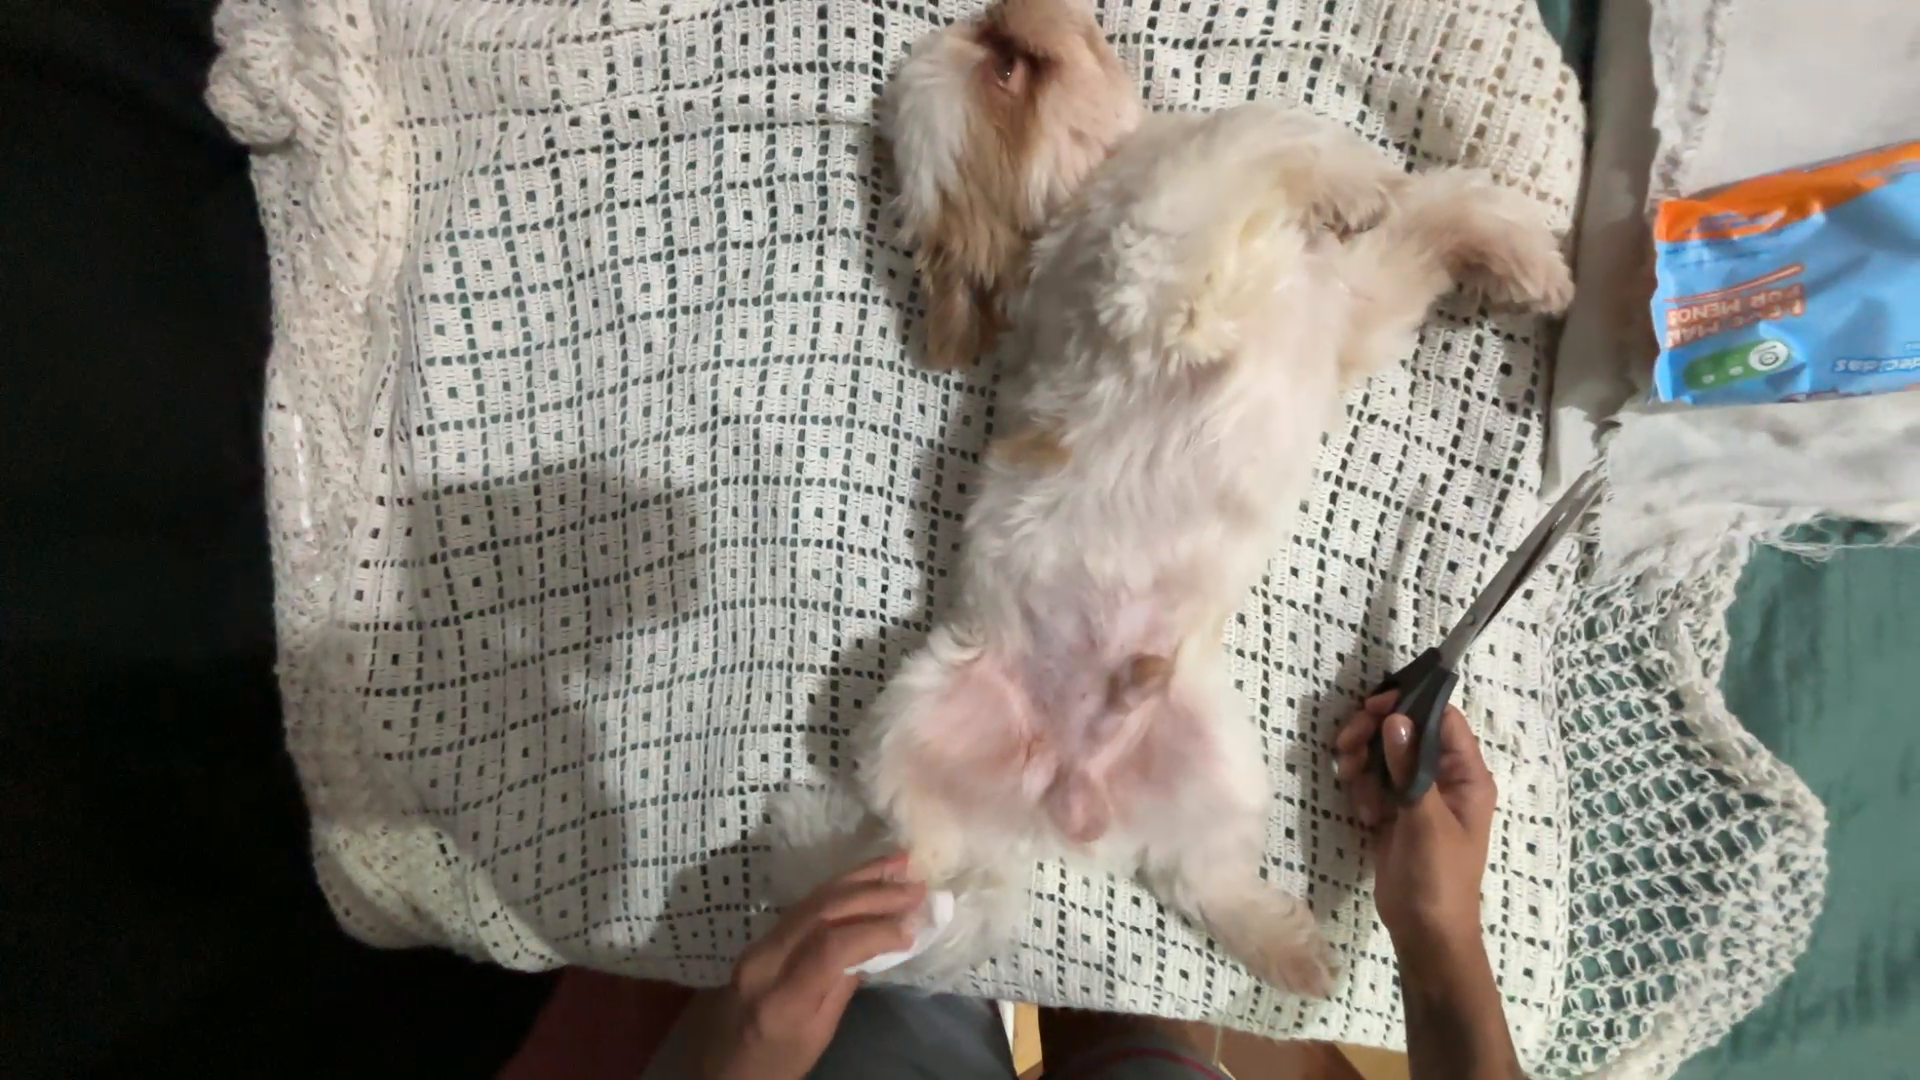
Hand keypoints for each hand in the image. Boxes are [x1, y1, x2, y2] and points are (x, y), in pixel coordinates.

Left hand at [701, 854, 925, 1079]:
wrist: (722, 1069)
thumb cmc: (776, 1065)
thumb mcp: (818, 1037)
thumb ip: (844, 983)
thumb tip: (880, 938)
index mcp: (781, 999)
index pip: (830, 947)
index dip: (875, 931)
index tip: (911, 927)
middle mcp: (765, 961)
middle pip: (823, 911)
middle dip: (874, 893)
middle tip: (914, 885)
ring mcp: (760, 942)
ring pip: (814, 897)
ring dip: (861, 877)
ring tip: (898, 863)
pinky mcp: (763, 933)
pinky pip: (807, 902)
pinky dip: (842, 887)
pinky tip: (867, 878)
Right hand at [1333, 692, 1497, 975]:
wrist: (1424, 928)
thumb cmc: (1440, 874)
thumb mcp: (1426, 819)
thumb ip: (1409, 767)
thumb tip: (1396, 719)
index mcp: (1465, 775)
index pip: (1443, 720)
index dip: (1409, 706)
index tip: (1373, 707)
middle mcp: (1440, 776)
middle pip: (1402, 730)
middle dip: (1371, 734)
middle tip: (1347, 744)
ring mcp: (1413, 791)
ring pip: (1379, 751)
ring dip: (1359, 760)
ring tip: (1352, 784)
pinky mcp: (1390, 805)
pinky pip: (1368, 776)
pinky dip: (1358, 786)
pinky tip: (1363, 812)